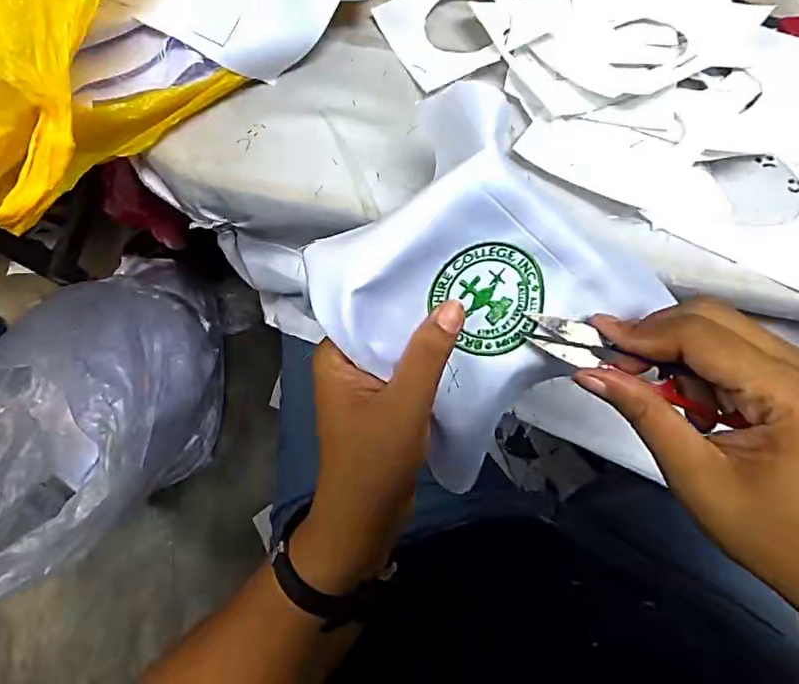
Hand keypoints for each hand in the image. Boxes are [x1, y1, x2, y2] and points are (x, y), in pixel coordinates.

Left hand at [289, 301, 464, 592]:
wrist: (364, 527)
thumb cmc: (373, 462)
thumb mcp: (404, 404)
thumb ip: (427, 354)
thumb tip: (453, 303)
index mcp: (334, 357)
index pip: (363, 311)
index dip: (396, 292)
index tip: (432, 271)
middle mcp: (344, 366)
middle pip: (383, 331)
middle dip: (417, 315)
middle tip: (458, 285)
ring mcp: (363, 387)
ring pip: (397, 354)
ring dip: (425, 342)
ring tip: (465, 311)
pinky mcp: (381, 406)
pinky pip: (404, 376)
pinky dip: (426, 368)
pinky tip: (457, 351)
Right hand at [571, 298, 798, 632]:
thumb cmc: (778, 540)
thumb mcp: (697, 478)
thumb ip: (644, 413)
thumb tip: (592, 371)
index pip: (703, 335)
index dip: (644, 332)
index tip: (597, 339)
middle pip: (716, 320)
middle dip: (659, 336)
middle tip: (621, 366)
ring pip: (727, 330)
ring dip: (682, 353)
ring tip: (668, 400)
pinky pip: (745, 351)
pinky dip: (708, 366)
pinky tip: (700, 406)